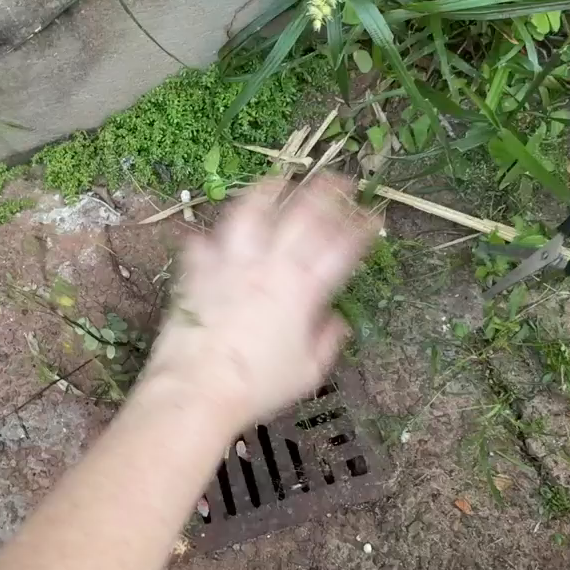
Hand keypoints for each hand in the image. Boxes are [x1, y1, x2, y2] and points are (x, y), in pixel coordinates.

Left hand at [136, 174, 379, 430]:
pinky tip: (210, 232)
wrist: (197, 390)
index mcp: (303, 291)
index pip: (341, 248)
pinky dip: (209, 236)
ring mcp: (231, 264)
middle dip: (326, 191)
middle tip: (340, 179)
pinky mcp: (198, 271)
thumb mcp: (307, 372)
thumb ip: (326, 340)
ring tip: (278, 179)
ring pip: (252, 213)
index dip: (361, 227)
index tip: (373, 215)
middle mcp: (270, 267)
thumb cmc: (257, 387)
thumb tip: (337, 321)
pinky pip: (203, 243)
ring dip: (268, 191)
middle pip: (302, 216)